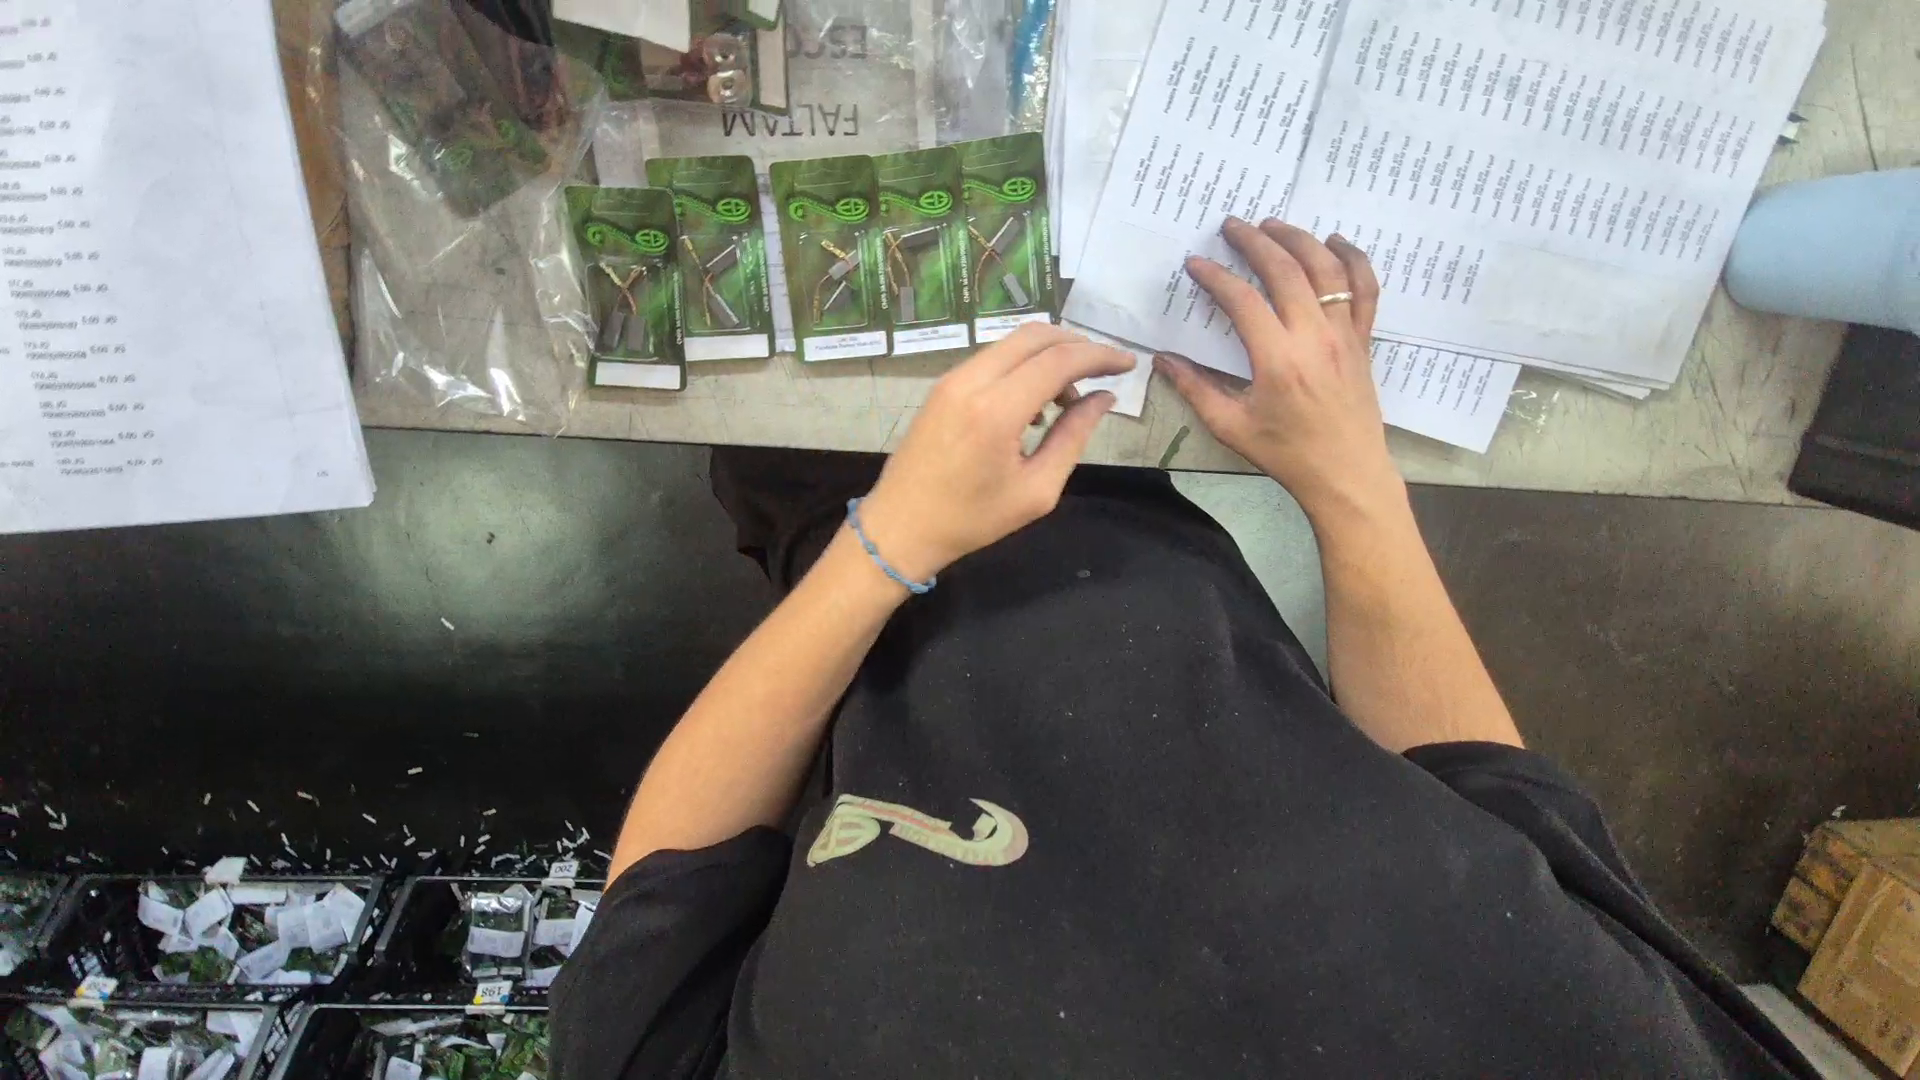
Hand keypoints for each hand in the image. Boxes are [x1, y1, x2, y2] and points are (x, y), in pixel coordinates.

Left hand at [856, 323, 1133, 581]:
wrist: (900, 527)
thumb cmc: (971, 520)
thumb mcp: (1036, 490)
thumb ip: (1074, 437)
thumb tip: (1103, 399)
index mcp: (997, 410)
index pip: (1060, 360)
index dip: (1101, 355)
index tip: (1129, 364)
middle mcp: (972, 381)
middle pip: (1036, 336)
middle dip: (1078, 345)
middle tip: (1105, 371)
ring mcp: (952, 379)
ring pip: (1012, 343)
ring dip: (1049, 356)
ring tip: (1069, 399)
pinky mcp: (942, 386)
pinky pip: (992, 359)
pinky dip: (1022, 366)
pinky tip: (1035, 404)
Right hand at [1156, 217, 1403, 523]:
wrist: (1345, 473)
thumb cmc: (1285, 453)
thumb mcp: (1230, 426)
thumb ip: (1195, 389)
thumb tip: (1163, 360)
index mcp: (1278, 361)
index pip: (1243, 302)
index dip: (1216, 278)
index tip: (1196, 264)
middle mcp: (1314, 338)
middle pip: (1286, 271)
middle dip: (1255, 242)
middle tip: (1232, 225)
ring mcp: (1344, 334)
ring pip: (1326, 269)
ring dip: (1298, 239)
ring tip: (1273, 224)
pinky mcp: (1363, 339)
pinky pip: (1365, 288)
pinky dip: (1352, 258)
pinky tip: (1334, 242)